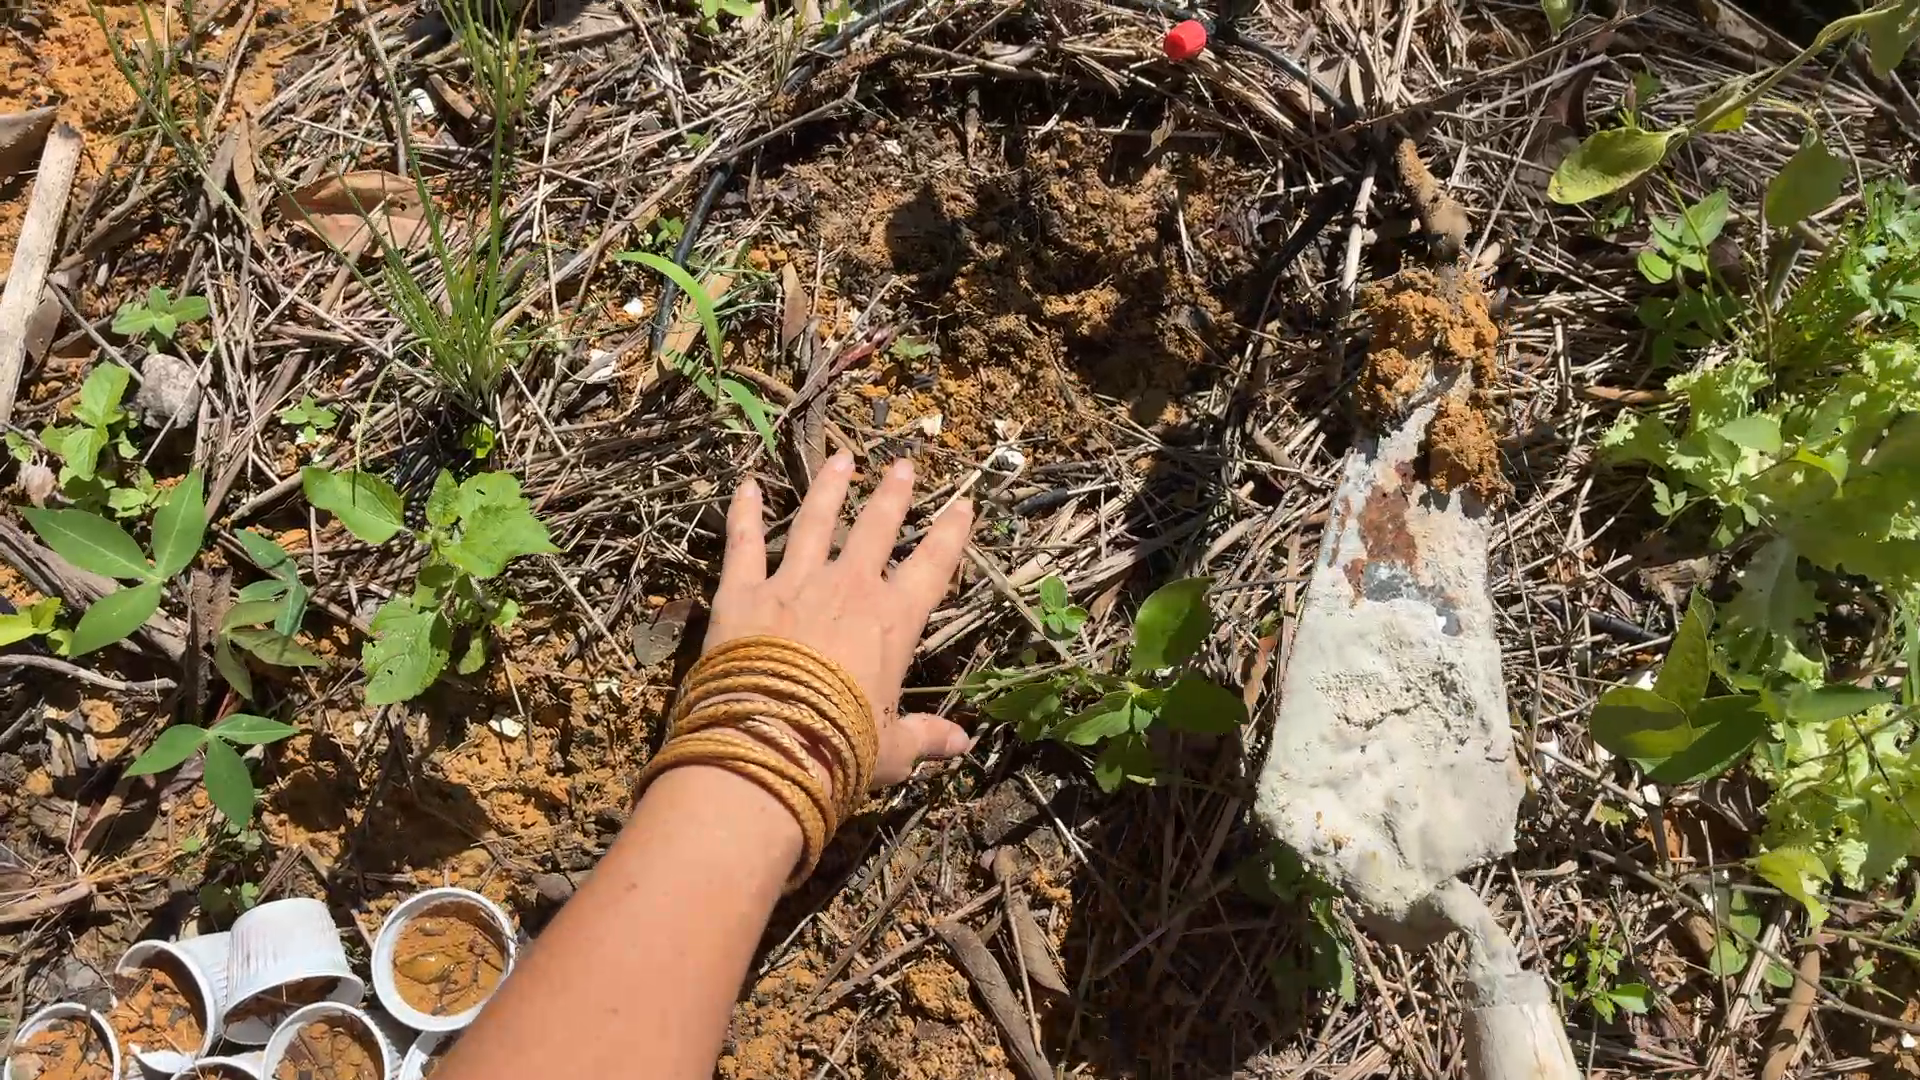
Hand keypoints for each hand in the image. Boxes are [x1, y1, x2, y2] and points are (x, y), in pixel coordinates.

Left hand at [706, 451, 974, 786]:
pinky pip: (745, 544)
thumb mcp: (892, 749)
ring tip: (841, 459)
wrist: (768, 747)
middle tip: (903, 465)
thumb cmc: (841, 749)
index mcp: (892, 621)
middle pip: (876, 529)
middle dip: (892, 495)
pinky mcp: (744, 592)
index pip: (932, 566)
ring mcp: (794, 583)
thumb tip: (963, 745)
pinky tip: (748, 486)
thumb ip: (926, 738)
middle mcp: (848, 588)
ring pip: (816, 521)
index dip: (951, 533)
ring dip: (829, 488)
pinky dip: (746, 514)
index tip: (965, 504)